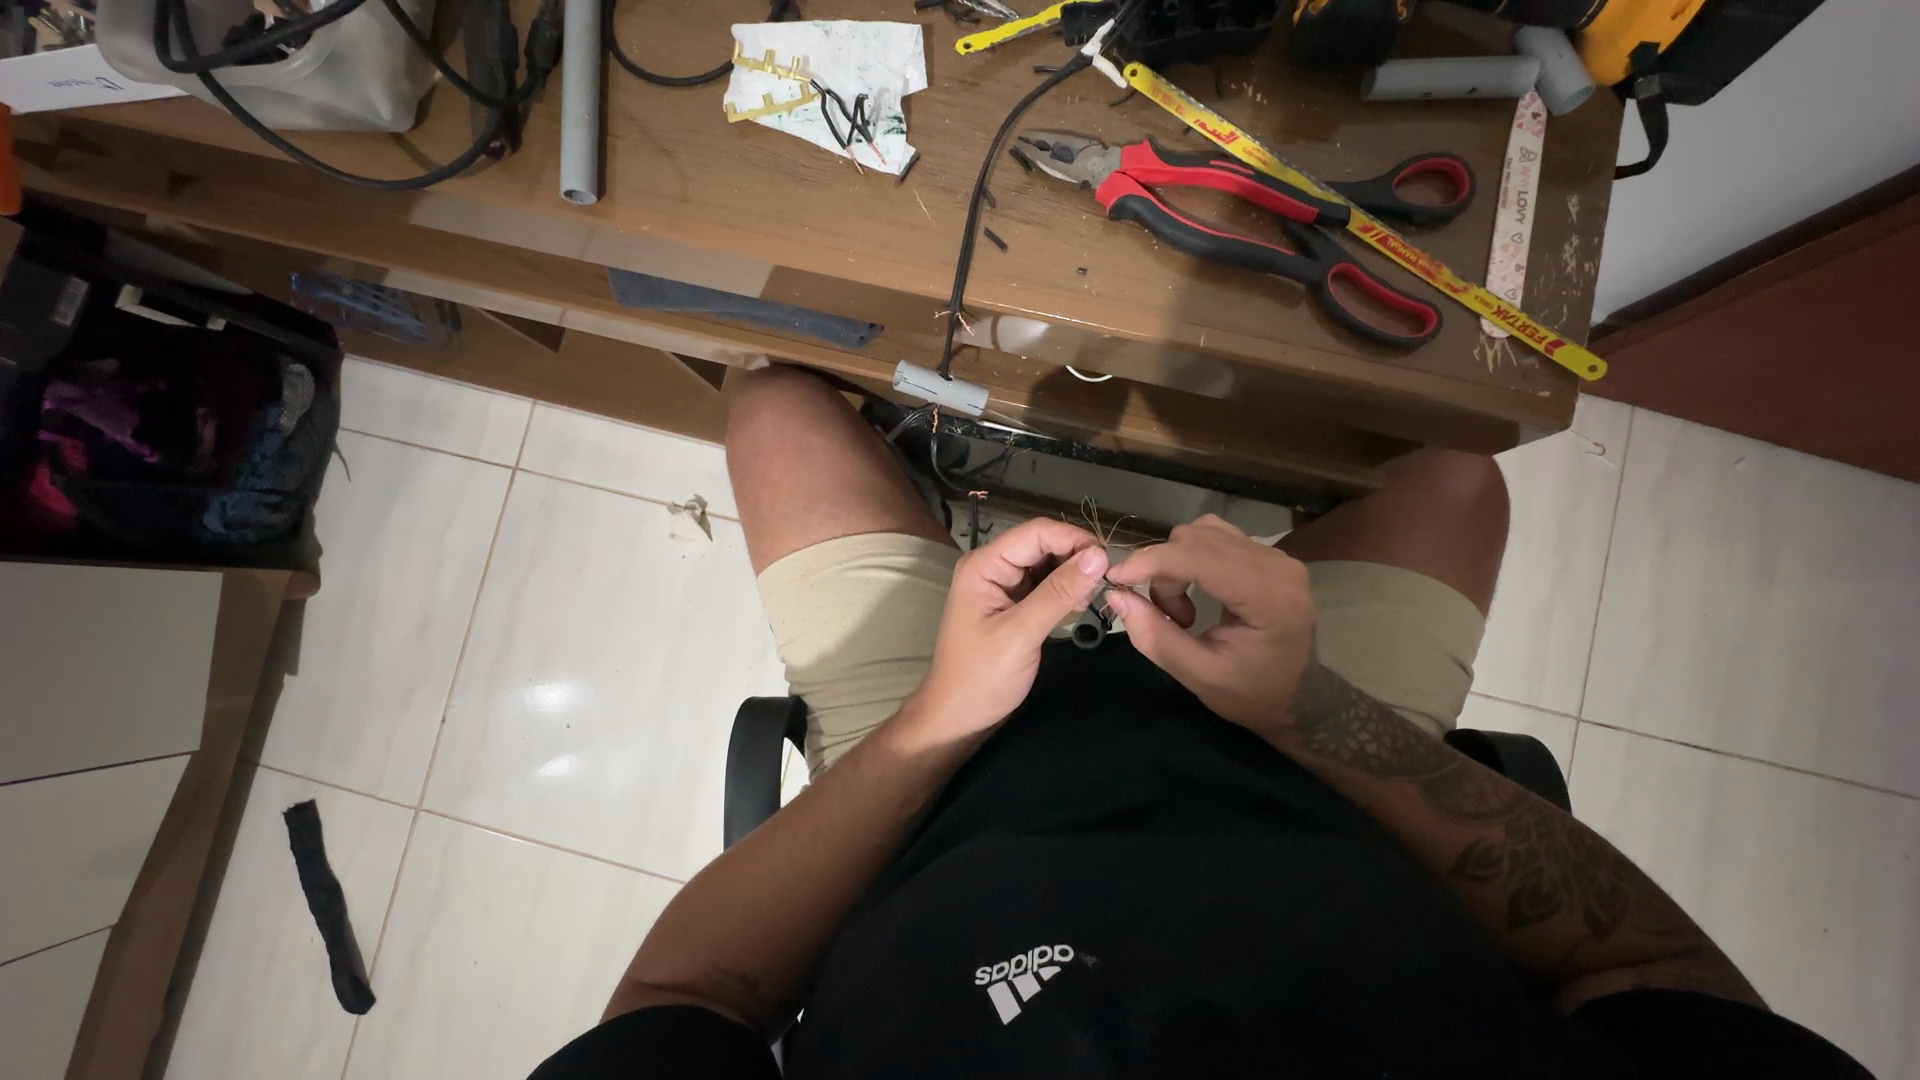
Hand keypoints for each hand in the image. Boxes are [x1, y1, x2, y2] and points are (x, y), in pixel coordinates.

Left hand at [902, 518, 1109, 745]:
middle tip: (1107, 581)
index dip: (1074, 539)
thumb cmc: (982, 677)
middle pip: (1043, 544)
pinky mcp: (1013, 604)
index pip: (1035, 532)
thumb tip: (1099, 555)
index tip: (1109, 561)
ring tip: (1095, 595)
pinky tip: (1080, 604)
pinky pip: (1045, 585)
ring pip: (1048, 564)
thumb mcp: (1022, 634)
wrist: (959, 717)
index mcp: (984, 565)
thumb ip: (1059, 593)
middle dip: (1076, 557)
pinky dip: (1065, 591)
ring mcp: (1002, 586)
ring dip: (1073, 574)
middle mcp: (992, 567)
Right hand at [1103, 514, 1313, 733]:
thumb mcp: (1198, 677)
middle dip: (1163, 573)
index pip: (1201, 558)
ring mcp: (1276, 556)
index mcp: (1269, 600)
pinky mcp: (1267, 554)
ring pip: (1202, 533)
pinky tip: (1196, 590)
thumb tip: (1116, 595)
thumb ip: (1155, 637)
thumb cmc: (1250, 693)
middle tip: (1165, 617)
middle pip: (1196, 539)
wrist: (1296, 696)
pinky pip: (1215, 537)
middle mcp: (1277, 567)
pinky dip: (1190, 558)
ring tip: (1182, 609)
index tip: (1115, 578)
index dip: (1153, 562)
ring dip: (1175, 565)